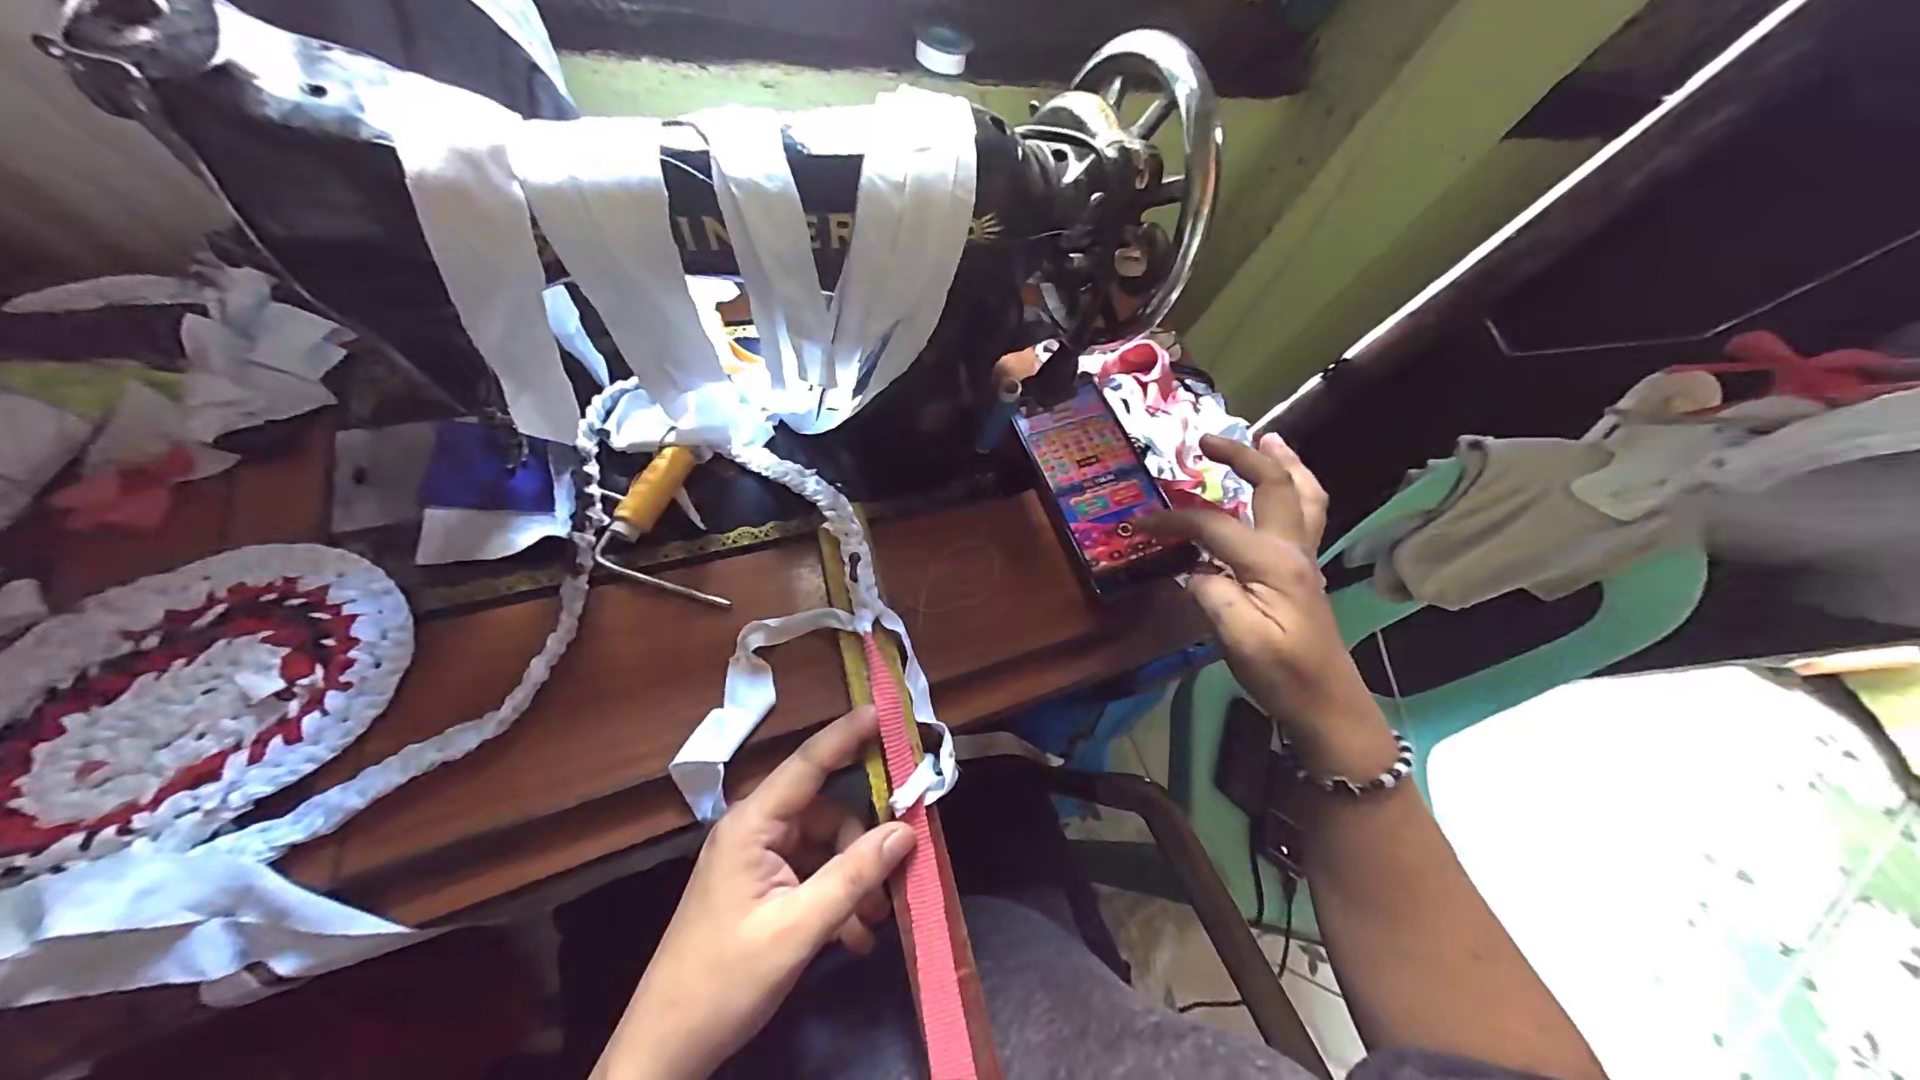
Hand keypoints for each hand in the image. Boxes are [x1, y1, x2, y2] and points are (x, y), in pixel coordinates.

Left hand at [594, 707, 915, 1079]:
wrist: (667, 1047)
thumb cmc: (724, 981)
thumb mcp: (797, 929)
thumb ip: (854, 876)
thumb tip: (905, 830)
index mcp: (752, 824)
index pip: (808, 763)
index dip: (847, 734)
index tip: (884, 709)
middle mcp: (755, 830)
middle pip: (828, 812)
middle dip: (864, 842)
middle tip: (898, 872)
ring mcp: (758, 858)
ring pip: (826, 845)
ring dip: (854, 879)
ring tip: (872, 923)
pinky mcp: (762, 886)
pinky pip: (813, 873)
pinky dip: (837, 898)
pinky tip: (853, 937)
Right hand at [1144, 433, 1395, 774]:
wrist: (1326, 704)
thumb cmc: (1281, 673)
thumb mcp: (1236, 637)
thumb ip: (1210, 592)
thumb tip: (1193, 568)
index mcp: (1273, 562)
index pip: (1214, 525)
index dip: (1174, 520)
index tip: (1141, 522)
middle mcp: (1293, 549)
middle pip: (1276, 485)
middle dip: (1244, 455)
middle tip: (1211, 441)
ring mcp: (1305, 558)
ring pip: (1304, 495)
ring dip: (1284, 463)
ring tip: (1268, 440)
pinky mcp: (1304, 572)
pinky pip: (1305, 514)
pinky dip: (1293, 488)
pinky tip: (1281, 491)